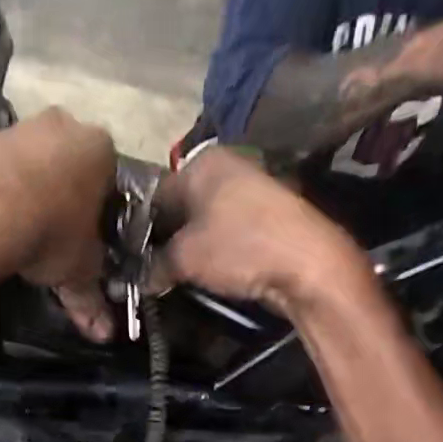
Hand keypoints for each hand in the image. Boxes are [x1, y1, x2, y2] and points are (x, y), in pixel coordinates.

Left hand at [0, 108, 117, 340]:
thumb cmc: (52, 231)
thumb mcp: (79, 270)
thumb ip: (92, 299)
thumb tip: (105, 334)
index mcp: (100, 150)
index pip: (112, 182)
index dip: (104, 214)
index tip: (93, 240)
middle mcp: (62, 126)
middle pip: (70, 166)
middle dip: (66, 198)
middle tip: (59, 237)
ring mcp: (14, 127)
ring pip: (30, 165)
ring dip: (29, 194)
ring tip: (22, 236)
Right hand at [154, 148, 375, 318]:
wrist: (309, 264)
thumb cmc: (240, 248)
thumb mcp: (186, 258)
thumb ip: (156, 265)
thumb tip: (138, 279)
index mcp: (202, 162)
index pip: (155, 195)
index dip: (140, 230)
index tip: (133, 260)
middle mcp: (228, 166)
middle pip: (183, 206)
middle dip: (169, 238)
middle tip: (155, 271)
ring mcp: (254, 189)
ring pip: (209, 220)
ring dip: (195, 247)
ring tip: (181, 276)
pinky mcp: (272, 216)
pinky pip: (233, 231)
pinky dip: (221, 250)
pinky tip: (214, 272)